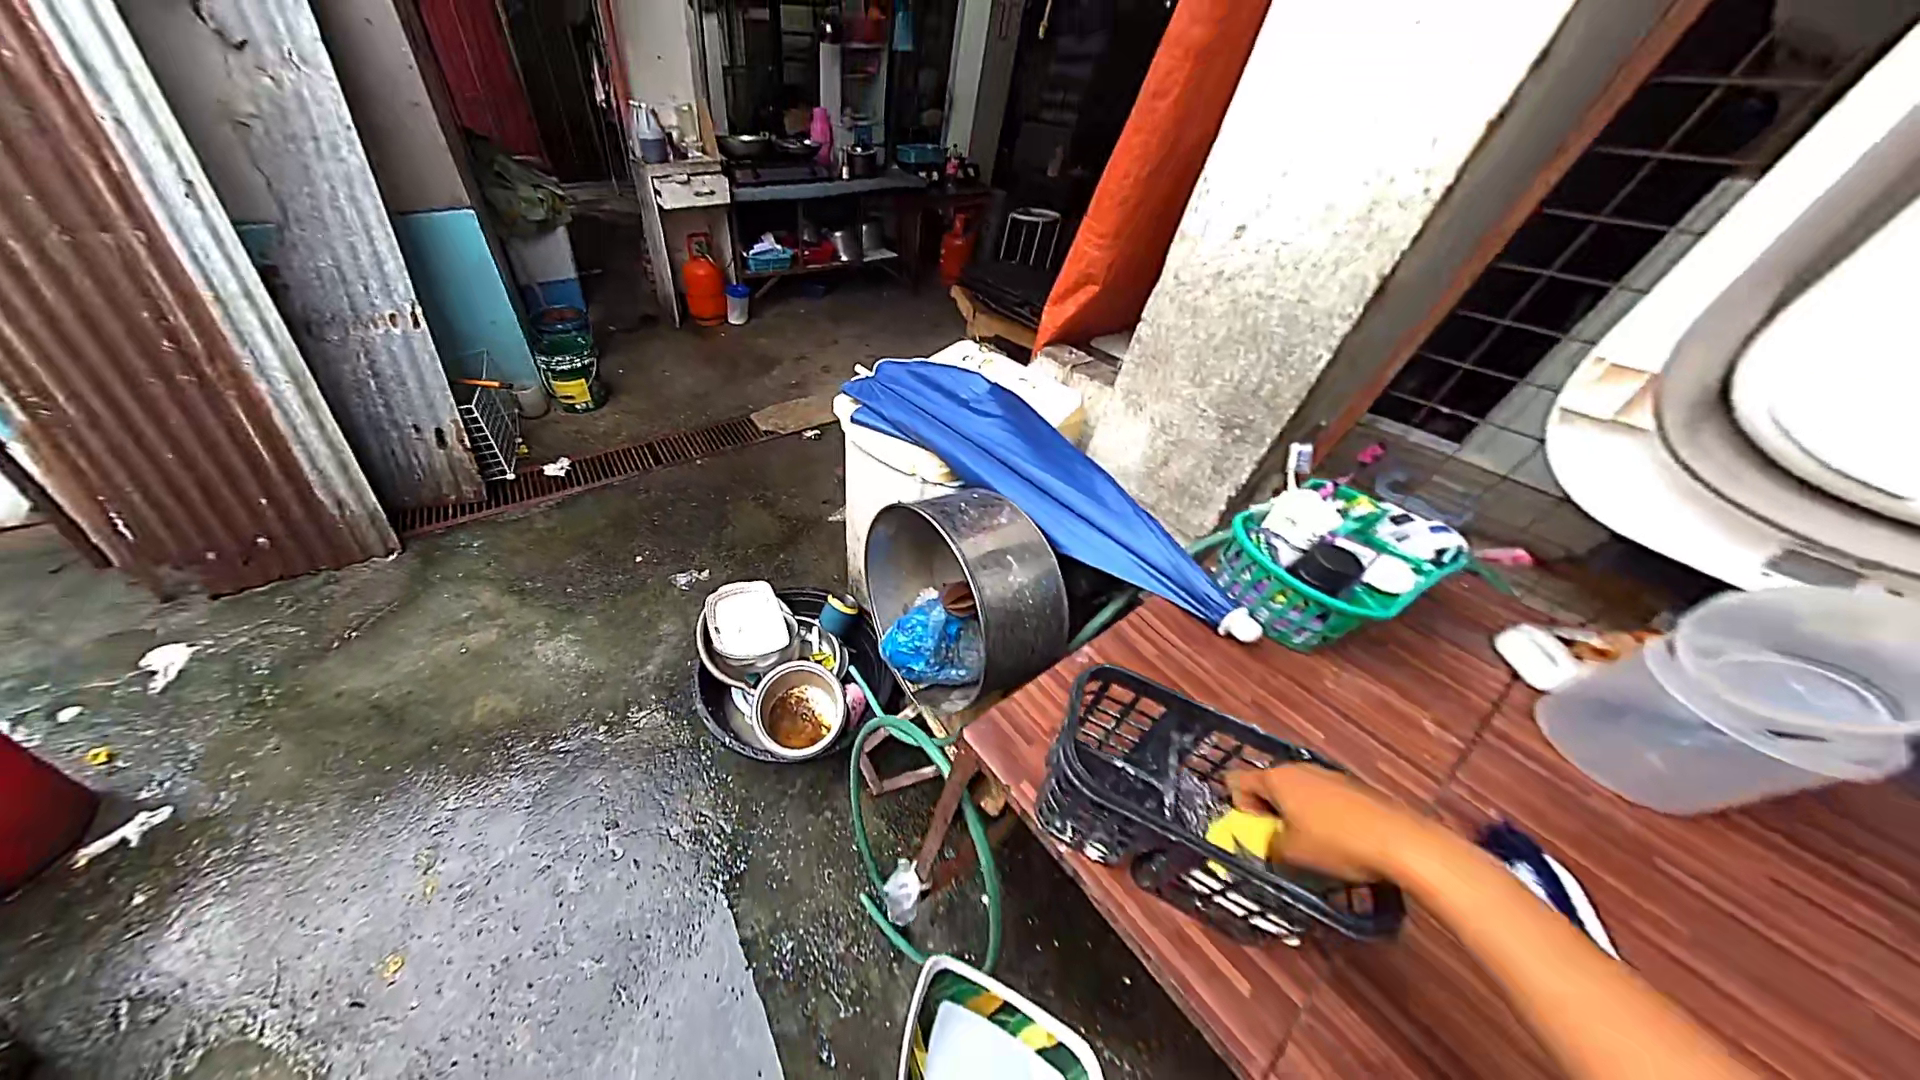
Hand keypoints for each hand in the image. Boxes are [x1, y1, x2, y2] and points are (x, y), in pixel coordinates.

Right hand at [1226, 763, 1434, 881]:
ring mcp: (1329, 774)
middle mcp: (1298, 768)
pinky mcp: (1354, 786)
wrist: (1403, 842)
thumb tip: (1270, 844)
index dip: (1240, 807)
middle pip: (1269, 785)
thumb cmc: (1336, 844)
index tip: (1260, 832)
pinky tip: (1342, 840)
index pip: (1237, 781)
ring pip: (1298, 791)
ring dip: (1297, 813)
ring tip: (1315, 844)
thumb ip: (1269, 847)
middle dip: (1270, 811)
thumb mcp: (1292, 855)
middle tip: (1283, 841)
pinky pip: (1324, 797)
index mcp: (1276, 778)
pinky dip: (1323, 815)